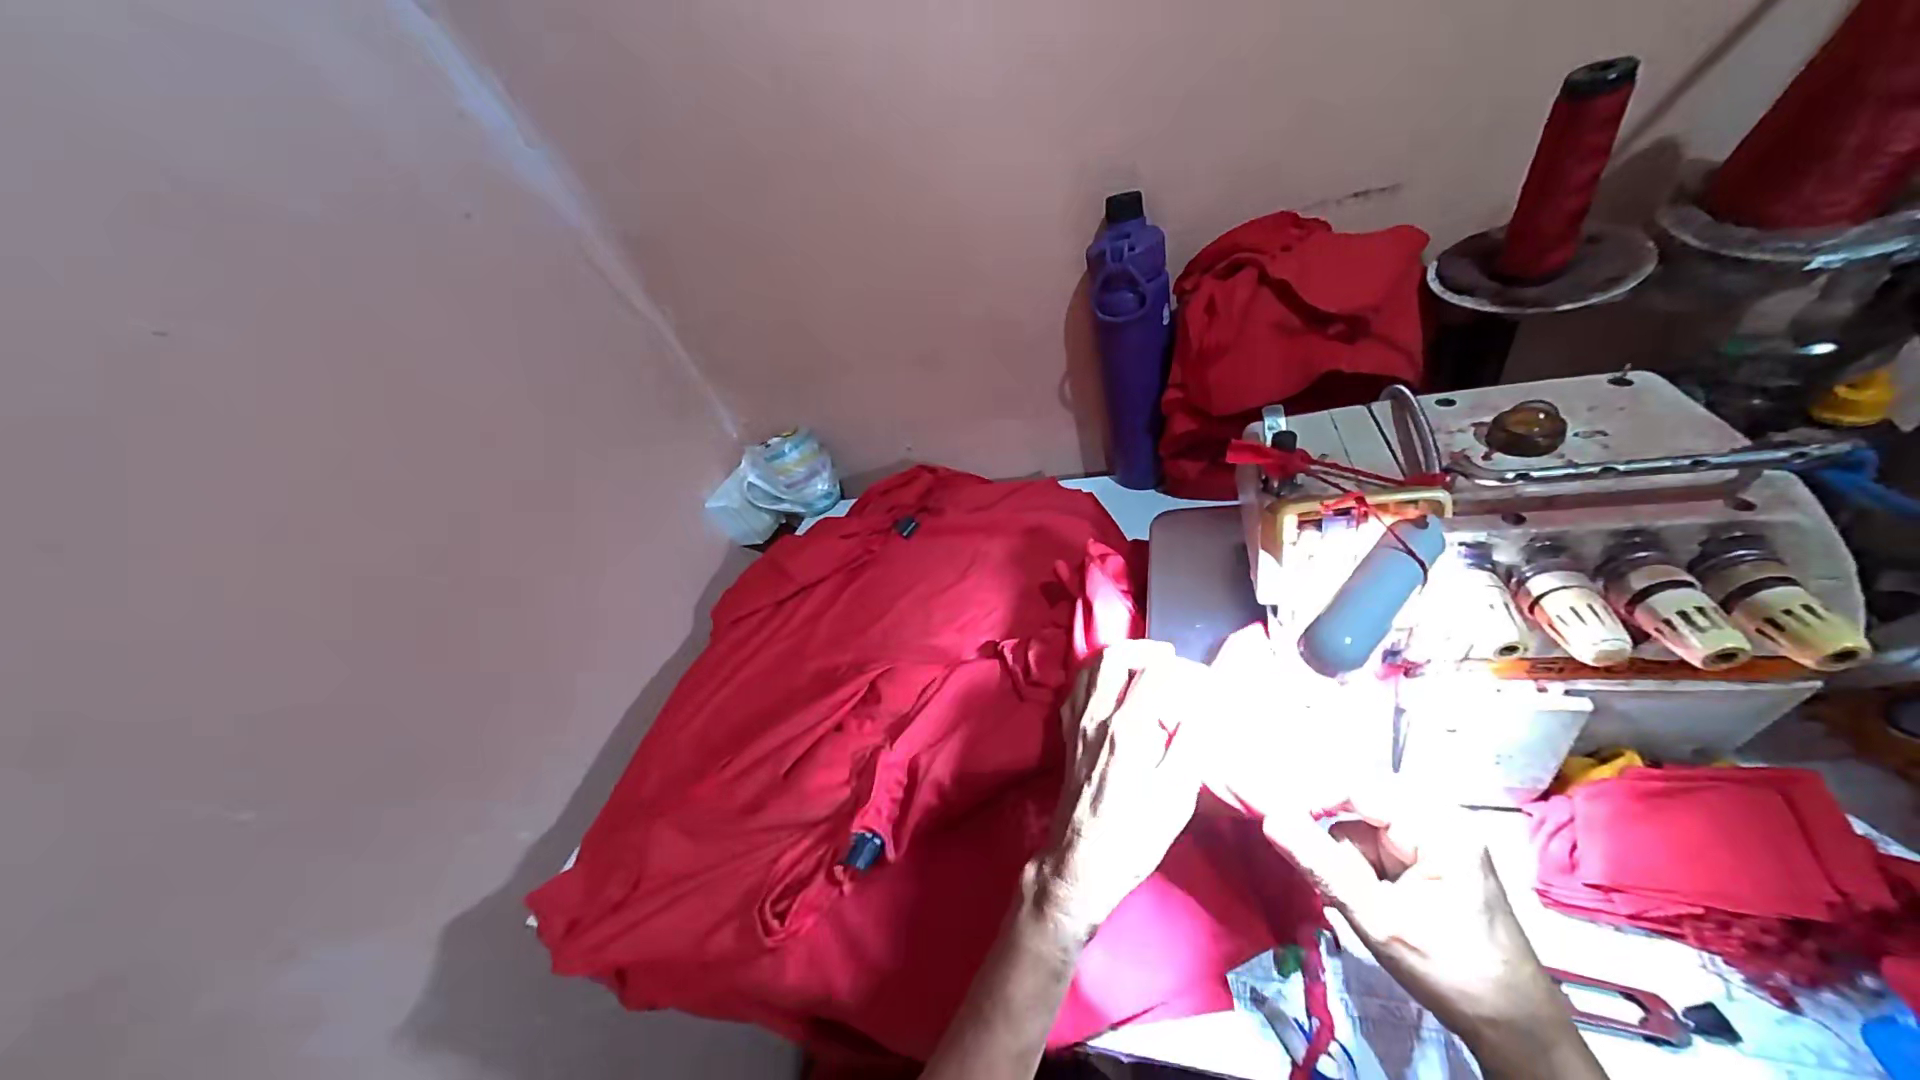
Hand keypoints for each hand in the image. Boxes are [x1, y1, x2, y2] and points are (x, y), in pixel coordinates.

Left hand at [1030, 640, 1206, 935]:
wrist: (1080, 862)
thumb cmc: (1132, 837)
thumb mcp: (1175, 799)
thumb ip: (1190, 747)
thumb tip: (1204, 710)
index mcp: (1127, 731)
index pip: (1154, 675)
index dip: (1182, 669)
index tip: (1202, 679)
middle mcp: (1096, 717)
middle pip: (1113, 658)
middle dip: (1145, 649)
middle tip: (1170, 658)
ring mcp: (1076, 723)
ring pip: (1090, 668)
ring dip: (1119, 657)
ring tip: (1145, 665)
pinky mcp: (1066, 734)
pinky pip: (1077, 688)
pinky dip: (1097, 675)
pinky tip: (1114, 687)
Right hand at [1258, 789, 1600, 1078]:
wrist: (1515, 1028)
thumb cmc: (1454, 973)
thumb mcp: (1379, 920)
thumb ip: (1321, 865)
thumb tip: (1270, 820)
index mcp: (1436, 826)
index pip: (1355, 788)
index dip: (1311, 802)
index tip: (1277, 827)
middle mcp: (1435, 820)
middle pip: (1355, 809)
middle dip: (1334, 847)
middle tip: (1332, 888)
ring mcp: (1432, 839)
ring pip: (1359, 831)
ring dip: (1346, 865)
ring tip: (1363, 908)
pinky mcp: (1426, 859)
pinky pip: (1372, 848)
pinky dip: (1360, 874)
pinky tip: (1372, 905)